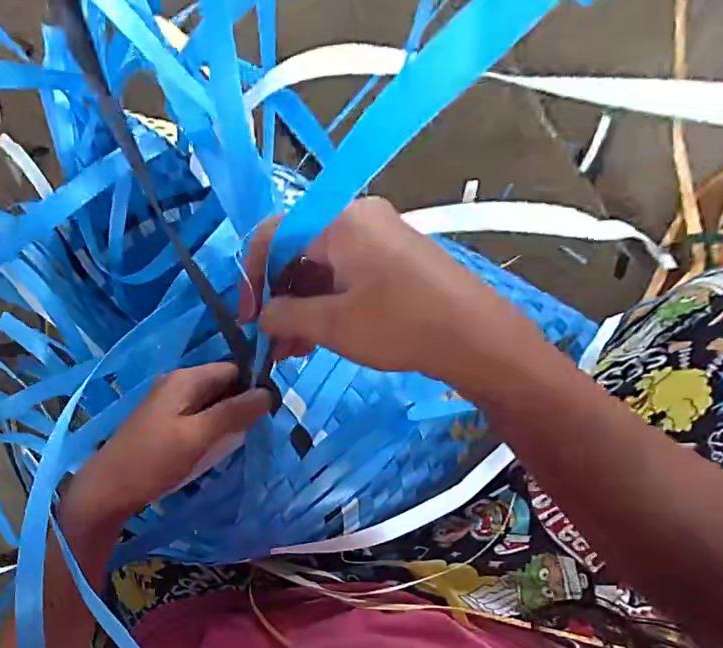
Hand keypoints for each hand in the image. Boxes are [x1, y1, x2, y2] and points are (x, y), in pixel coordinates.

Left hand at [64, 362, 274, 527]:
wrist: (108, 489)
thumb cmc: (154, 461)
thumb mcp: (199, 436)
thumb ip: (234, 413)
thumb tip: (269, 394)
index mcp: (185, 379)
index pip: (233, 368)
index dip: (255, 385)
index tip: (273, 411)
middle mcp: (176, 385)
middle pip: (222, 385)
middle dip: (242, 404)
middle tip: (259, 431)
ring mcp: (168, 405)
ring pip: (211, 404)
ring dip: (228, 420)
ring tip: (240, 442)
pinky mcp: (163, 426)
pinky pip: (197, 420)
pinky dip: (212, 431)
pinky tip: (216, 450)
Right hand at [239, 196, 540, 394]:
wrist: (475, 336)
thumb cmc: (399, 325)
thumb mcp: (332, 325)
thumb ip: (285, 316)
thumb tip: (262, 316)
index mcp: (338, 222)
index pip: (273, 235)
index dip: (250, 278)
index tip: (247, 321)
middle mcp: (356, 218)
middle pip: (296, 252)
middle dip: (277, 300)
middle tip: (269, 344)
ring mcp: (377, 237)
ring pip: (319, 269)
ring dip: (299, 310)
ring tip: (290, 353)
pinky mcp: (392, 260)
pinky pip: (343, 277)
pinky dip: (324, 307)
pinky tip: (315, 341)